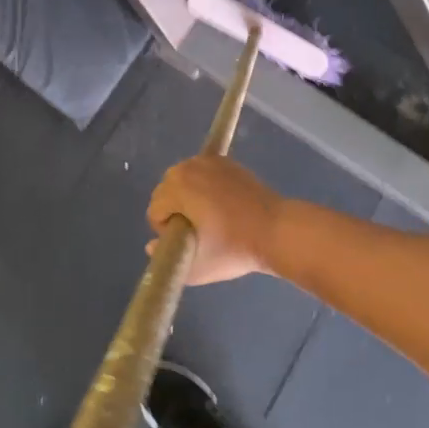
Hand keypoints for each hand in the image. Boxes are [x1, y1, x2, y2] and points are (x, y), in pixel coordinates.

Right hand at [147, 155, 284, 284]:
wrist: (276, 231)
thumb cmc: (233, 248)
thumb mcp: (195, 267)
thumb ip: (166, 257)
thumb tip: (152, 246)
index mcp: (177, 186)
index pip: (156, 210)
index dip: (166, 231)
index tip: (188, 242)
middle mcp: (189, 166)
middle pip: (167, 191)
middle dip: (175, 210)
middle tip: (198, 232)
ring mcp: (211, 161)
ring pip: (185, 180)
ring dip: (188, 197)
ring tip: (210, 219)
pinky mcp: (229, 162)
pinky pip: (204, 174)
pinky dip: (205, 187)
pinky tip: (222, 205)